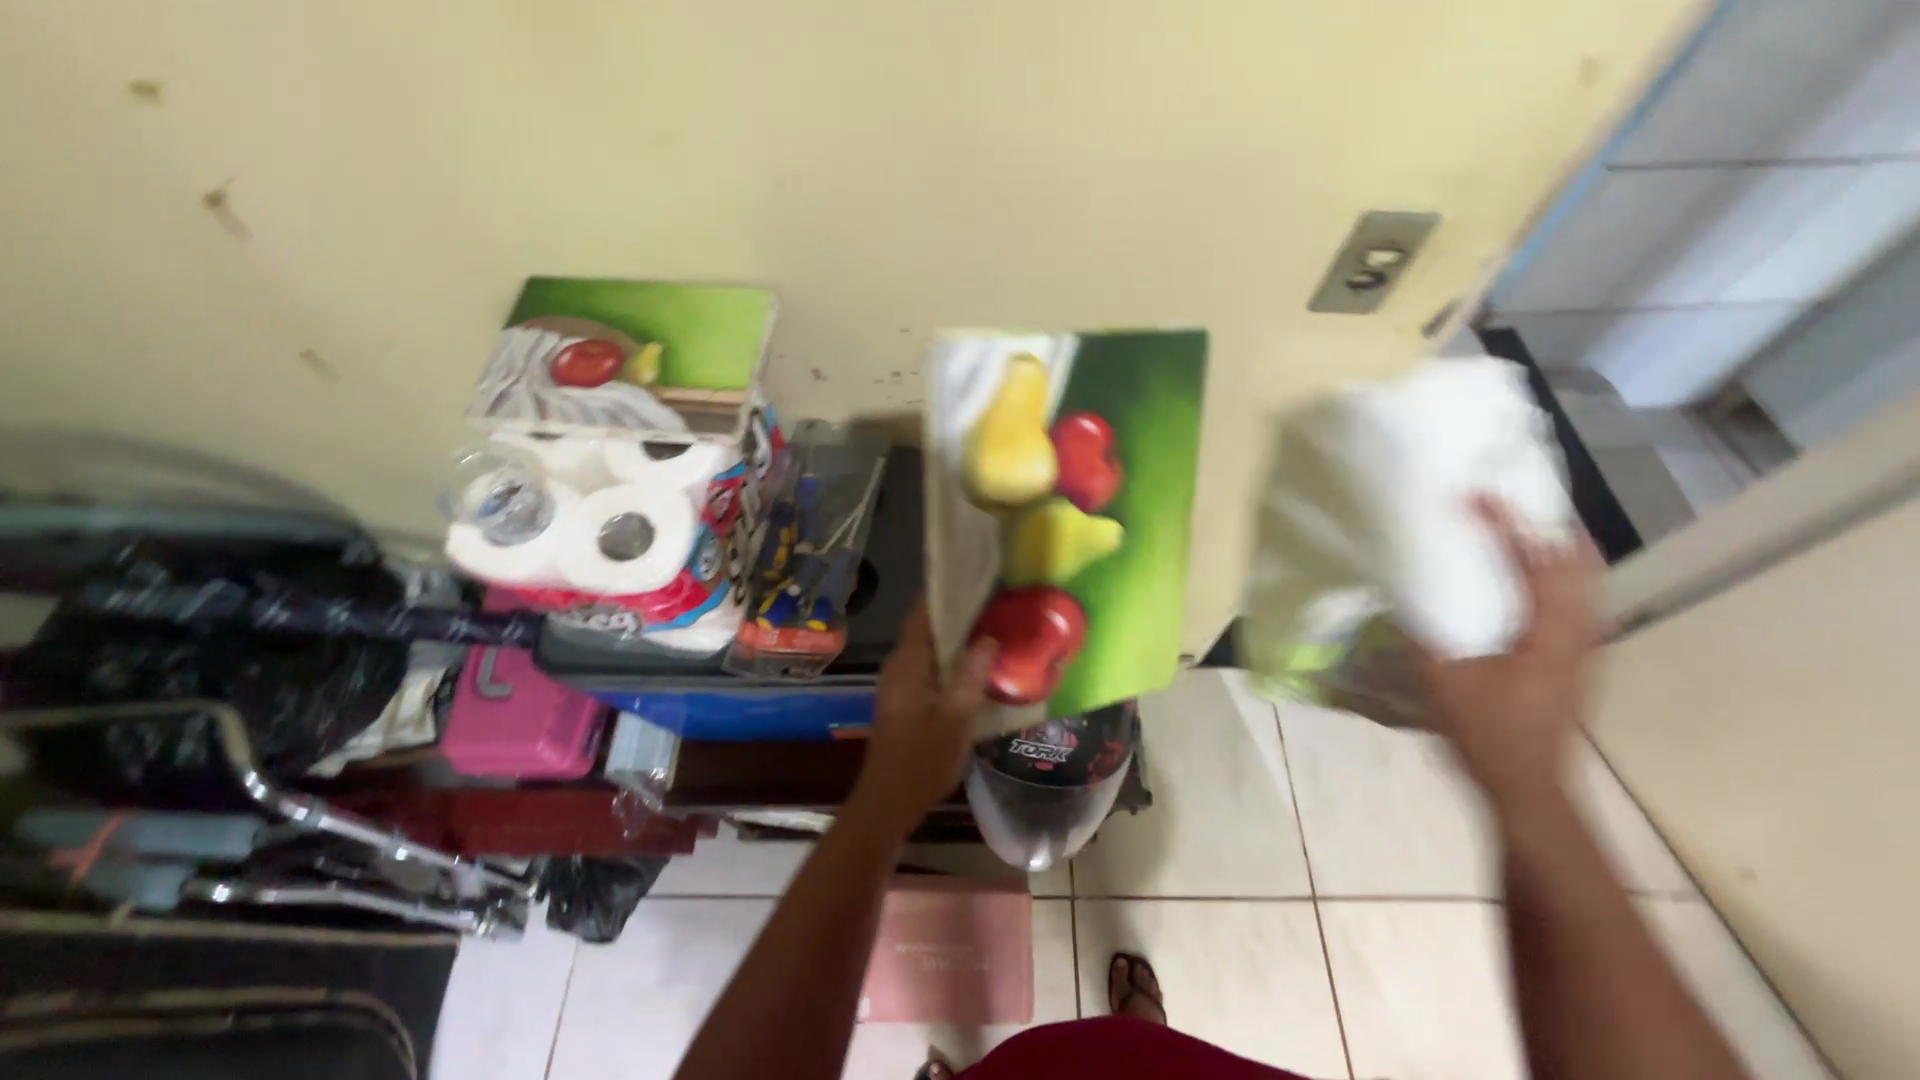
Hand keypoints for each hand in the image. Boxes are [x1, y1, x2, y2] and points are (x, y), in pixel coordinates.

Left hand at [849, 601, 996, 833]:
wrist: (888, 803)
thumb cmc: (920, 761)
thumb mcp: (954, 719)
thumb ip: (970, 676)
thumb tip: (989, 637)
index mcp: (906, 664)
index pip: (923, 613)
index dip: (947, 592)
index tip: (978, 576)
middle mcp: (899, 667)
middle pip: (930, 628)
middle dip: (961, 614)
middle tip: (999, 602)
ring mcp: (902, 685)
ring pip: (933, 650)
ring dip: (960, 639)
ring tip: (998, 627)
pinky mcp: (909, 702)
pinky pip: (934, 669)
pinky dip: (955, 661)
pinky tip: (982, 666)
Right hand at [1412, 496, 1602, 816]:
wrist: (1528, 788)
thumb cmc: (1485, 734)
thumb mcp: (1443, 683)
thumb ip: (1425, 634)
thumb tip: (1403, 592)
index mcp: (1549, 633)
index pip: (1535, 561)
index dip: (1505, 523)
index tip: (1475, 496)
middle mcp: (1581, 633)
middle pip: (1580, 561)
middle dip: (1547, 525)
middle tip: (1509, 503)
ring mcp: (1587, 649)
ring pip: (1585, 581)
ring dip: (1554, 550)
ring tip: (1517, 531)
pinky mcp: (1579, 662)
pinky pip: (1576, 601)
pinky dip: (1554, 577)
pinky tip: (1523, 582)